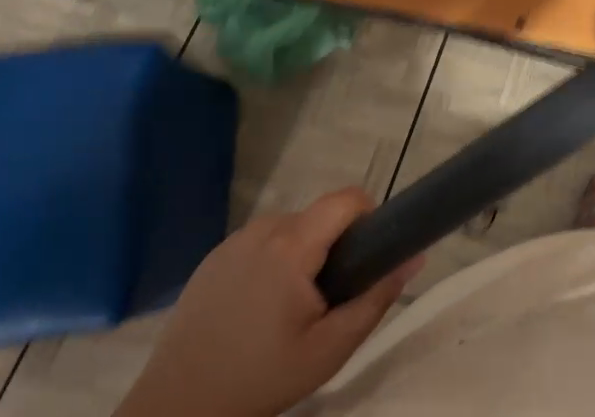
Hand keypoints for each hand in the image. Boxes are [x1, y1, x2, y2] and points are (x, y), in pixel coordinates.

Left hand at [116, 189, 420, 416]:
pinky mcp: (211, 260)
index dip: (369, 216)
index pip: (347, 198)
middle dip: (335, 246)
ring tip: (293, 310)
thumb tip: (415, 256)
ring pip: (290, 230)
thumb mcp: (332, 347)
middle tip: (331, 298)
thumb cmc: (262, 376)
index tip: (368, 257)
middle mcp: (261, 231)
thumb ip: (377, 297)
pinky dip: (273, 263)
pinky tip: (260, 311)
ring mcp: (232, 243)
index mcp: (291, 245)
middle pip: (319, 216)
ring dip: (304, 255)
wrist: (178, 408)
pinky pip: (261, 245)